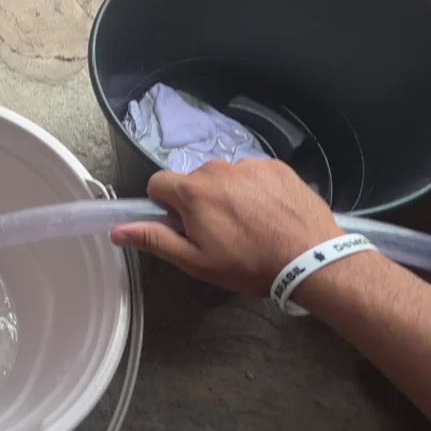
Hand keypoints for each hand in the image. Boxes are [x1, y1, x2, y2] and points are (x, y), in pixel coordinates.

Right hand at [111, 159, 341, 296]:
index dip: (164, 205)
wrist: (314, 260)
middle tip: (220, 231)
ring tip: (250, 223)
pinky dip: (255, 188)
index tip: (183, 225)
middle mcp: (216, 169)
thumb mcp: (196, 261)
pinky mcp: (276, 166)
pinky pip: (253, 173)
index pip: (158, 183)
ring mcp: (249, 165)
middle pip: (192, 181)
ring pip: (223, 176)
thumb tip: (116, 231)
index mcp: (192, 191)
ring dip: (227, 193)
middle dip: (198, 201)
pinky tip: (270, 212)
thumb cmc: (250, 265)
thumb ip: (154, 240)